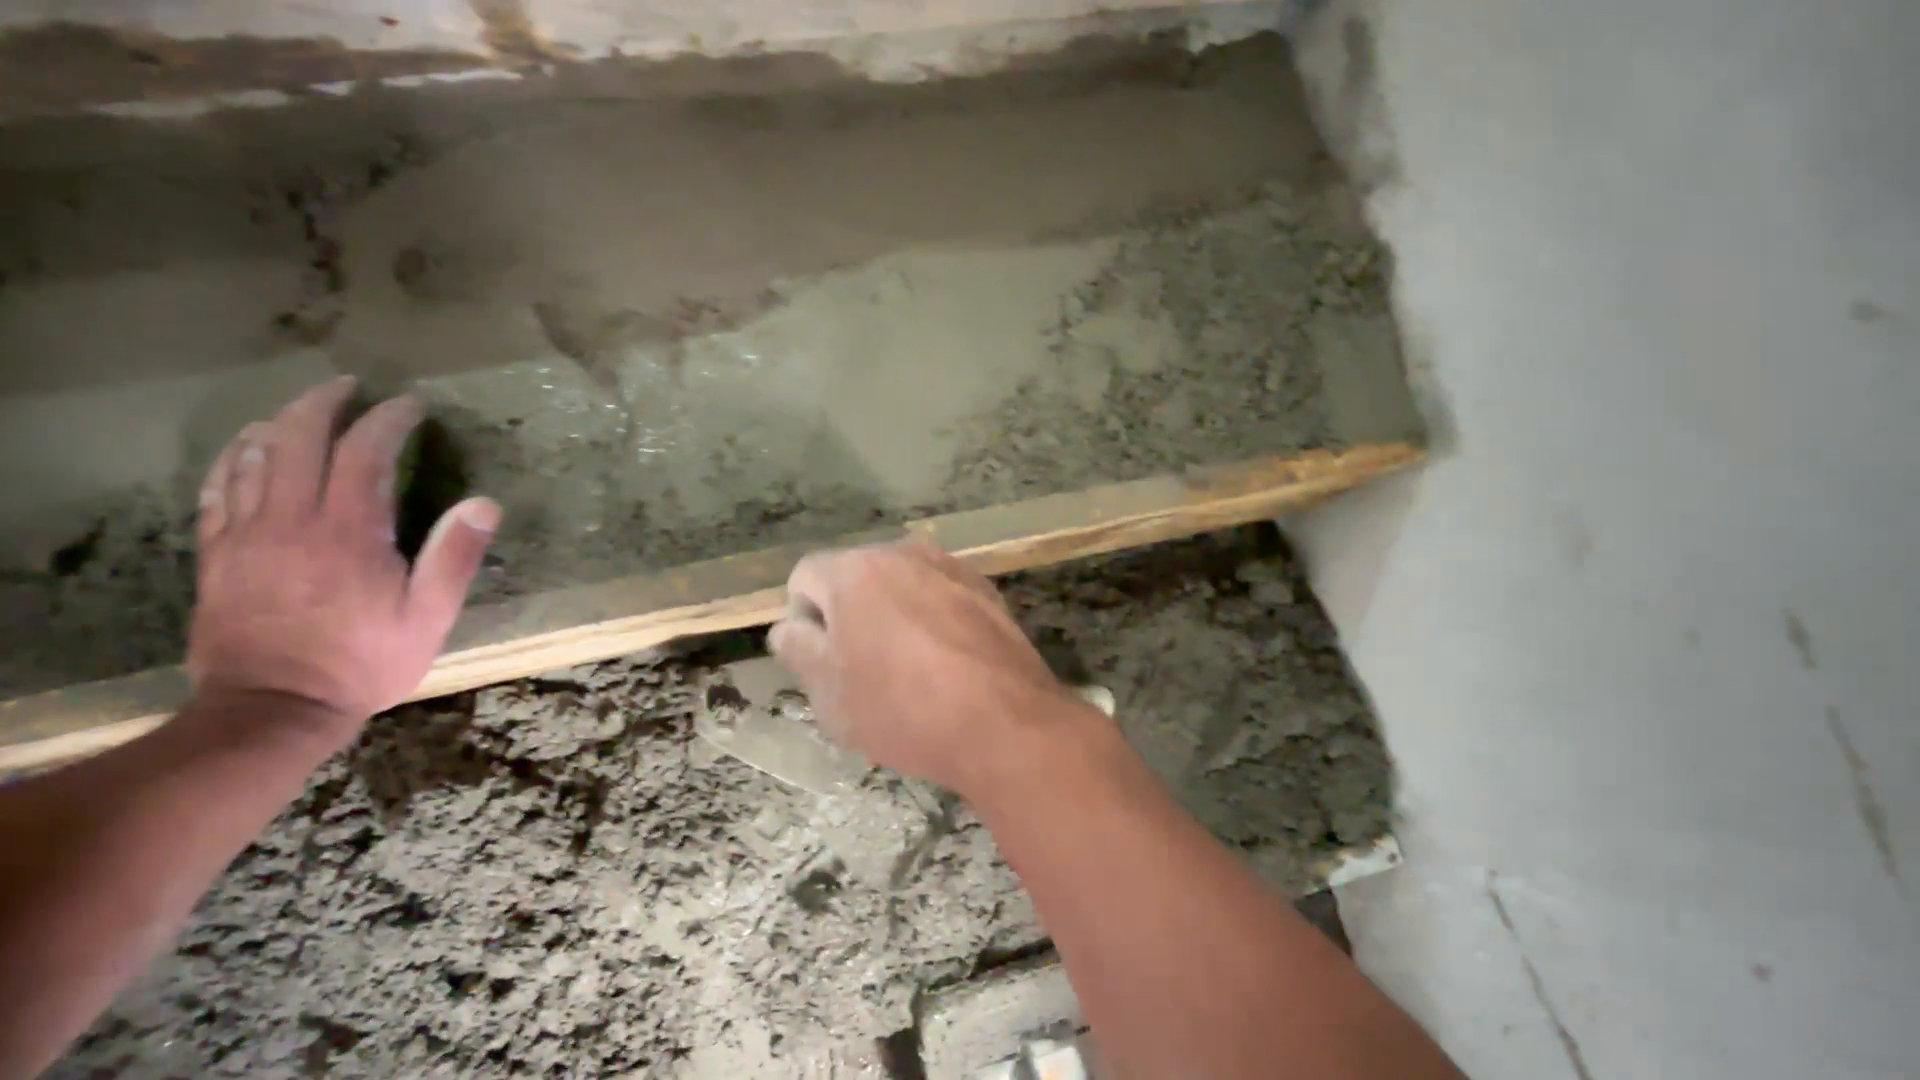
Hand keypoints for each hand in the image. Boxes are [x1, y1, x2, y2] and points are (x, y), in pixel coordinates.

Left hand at [188, 377, 499, 731]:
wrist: (273, 708)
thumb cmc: (363, 663)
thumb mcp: (428, 619)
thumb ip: (454, 558)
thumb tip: (484, 503)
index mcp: (349, 531)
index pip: (365, 452)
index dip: (388, 419)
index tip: (410, 406)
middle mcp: (292, 519)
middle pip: (299, 438)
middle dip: (325, 403)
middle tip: (349, 387)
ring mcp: (247, 534)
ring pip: (254, 456)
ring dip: (280, 423)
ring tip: (301, 412)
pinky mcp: (218, 554)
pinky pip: (217, 489)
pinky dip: (232, 458)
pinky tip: (246, 449)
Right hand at [768, 538, 1094, 794]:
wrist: (1006, 724)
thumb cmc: (903, 710)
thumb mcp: (829, 694)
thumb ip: (798, 650)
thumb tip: (790, 627)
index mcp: (854, 570)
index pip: (805, 579)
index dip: (804, 621)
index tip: (824, 664)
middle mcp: (903, 554)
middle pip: (856, 578)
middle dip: (850, 616)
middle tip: (863, 673)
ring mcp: (952, 569)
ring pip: (902, 588)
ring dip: (894, 617)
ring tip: (910, 672)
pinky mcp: (988, 592)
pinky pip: (941, 599)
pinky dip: (934, 622)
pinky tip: (948, 667)